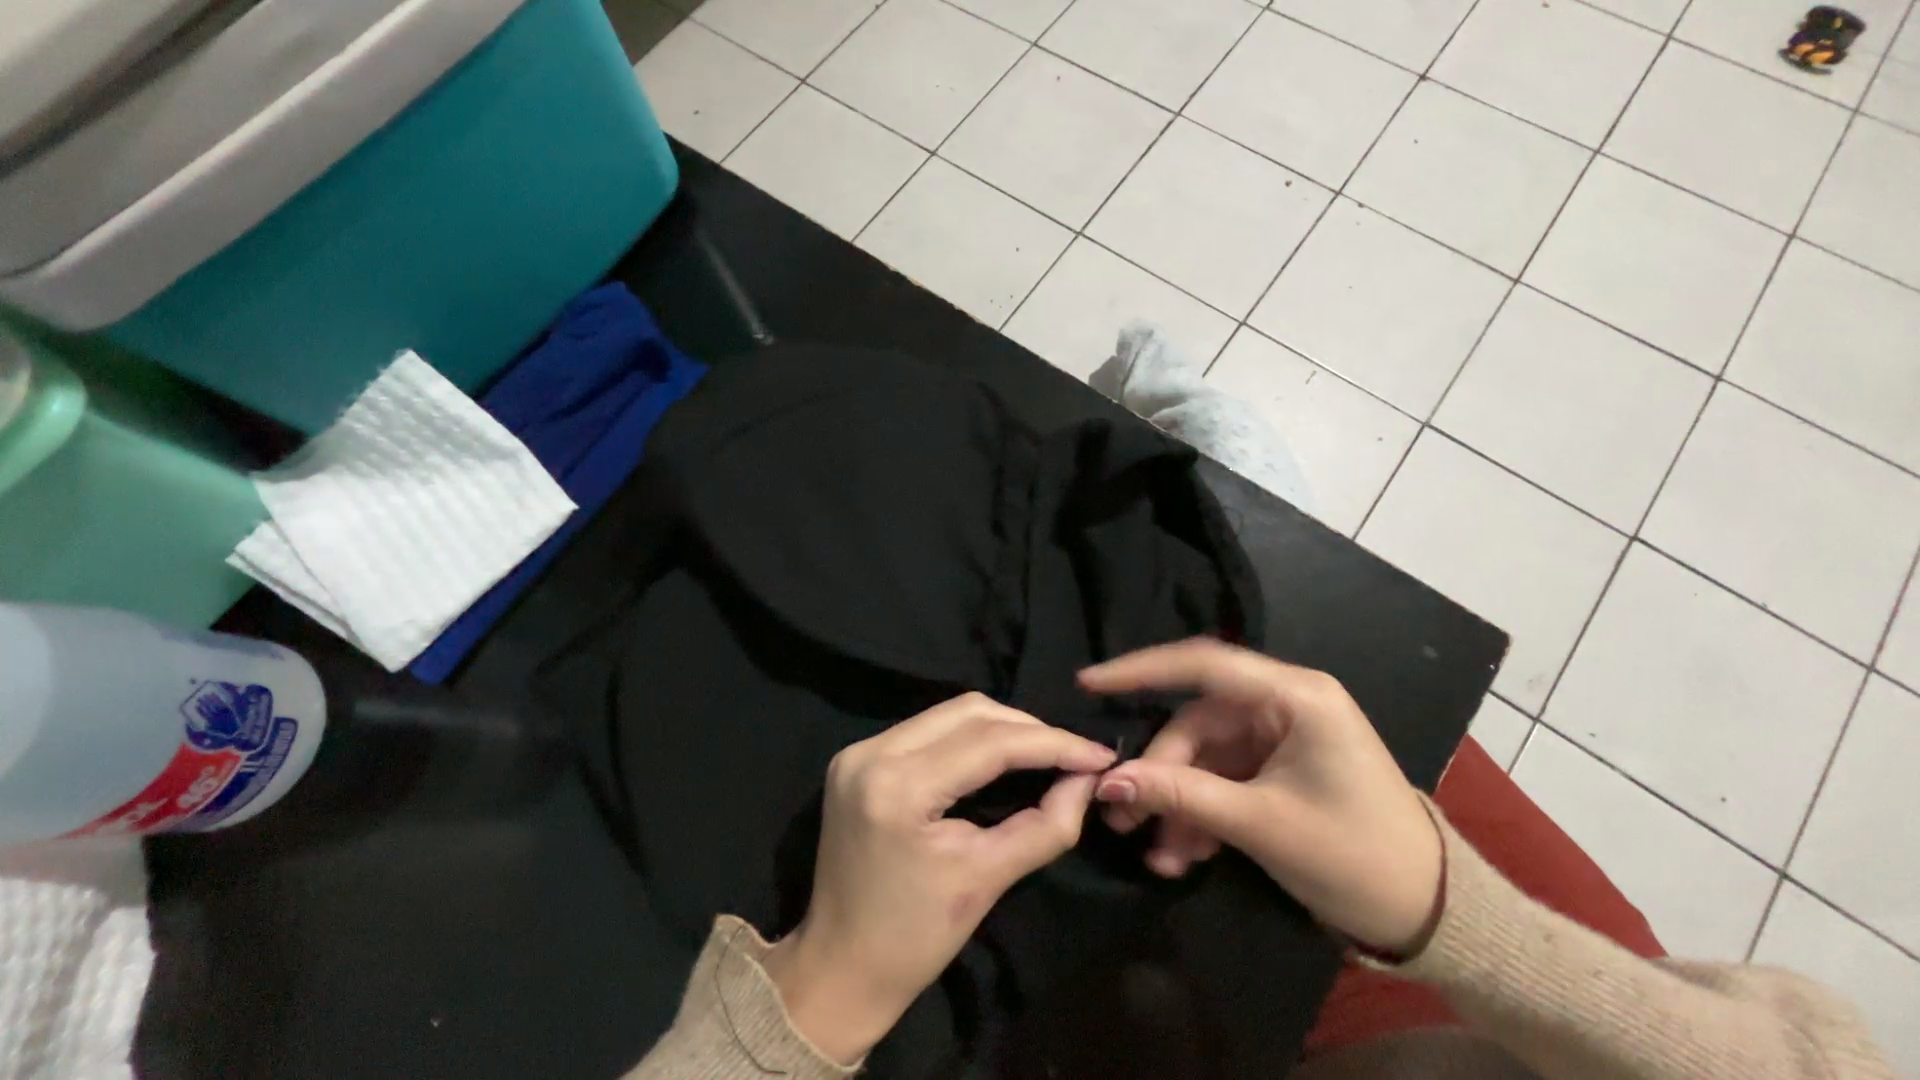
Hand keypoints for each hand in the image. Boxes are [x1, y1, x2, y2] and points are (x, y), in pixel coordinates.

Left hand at [762, 693, 1115, 1063]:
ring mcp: (858, 752)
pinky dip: (969, 737)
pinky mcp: (856, 759)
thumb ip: (1046, 825)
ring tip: (1045, 754)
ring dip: (1001, 728)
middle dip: (1029, 729)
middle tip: (1074, 756)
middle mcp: (872, 753)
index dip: (1053, 743)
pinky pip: (926, 729)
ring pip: (948, 714)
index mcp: (899, 786)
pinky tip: (1000, 757)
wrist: (839, 967)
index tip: (1100, 755)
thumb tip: (1088, 780)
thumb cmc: (915, 937)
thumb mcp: (988, 879)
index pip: (991, 742)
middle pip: (969, 712)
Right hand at [1079, 639, 1441, 956]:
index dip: (1141, 671)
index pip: (1204, 665)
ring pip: (1205, 758)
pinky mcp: (1280, 771)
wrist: (1428, 914)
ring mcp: (1282, 740)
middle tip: (1124, 820)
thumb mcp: (1260, 824)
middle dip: (1160, 774)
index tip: (1089, 684)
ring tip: (1160, 857)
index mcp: (1296, 697)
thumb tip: (1108, 783)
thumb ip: (1181, 795)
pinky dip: (1201, 814)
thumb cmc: (1353, 854)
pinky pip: (1223, 780)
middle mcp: (1286, 705)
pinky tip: (1185, 855)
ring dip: (1178, 804)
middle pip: (1197, 725)